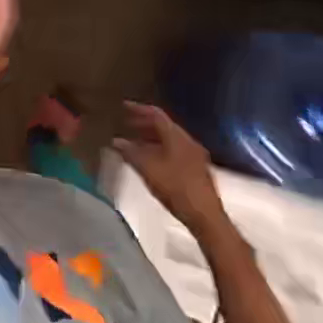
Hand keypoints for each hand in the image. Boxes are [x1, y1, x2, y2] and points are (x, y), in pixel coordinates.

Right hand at [113, 101, 224, 226]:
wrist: (206, 216)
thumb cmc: (175, 188)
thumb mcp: (147, 169)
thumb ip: (130, 153)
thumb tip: (116, 141)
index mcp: (176, 136)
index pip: (156, 114)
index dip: (139, 109)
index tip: (124, 106)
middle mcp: (188, 141)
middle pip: (164, 126)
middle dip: (144, 124)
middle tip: (128, 124)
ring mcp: (195, 156)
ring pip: (170, 140)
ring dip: (152, 138)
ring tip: (136, 143)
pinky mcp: (198, 170)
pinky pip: (176, 151)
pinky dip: (161, 150)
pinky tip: (152, 161)